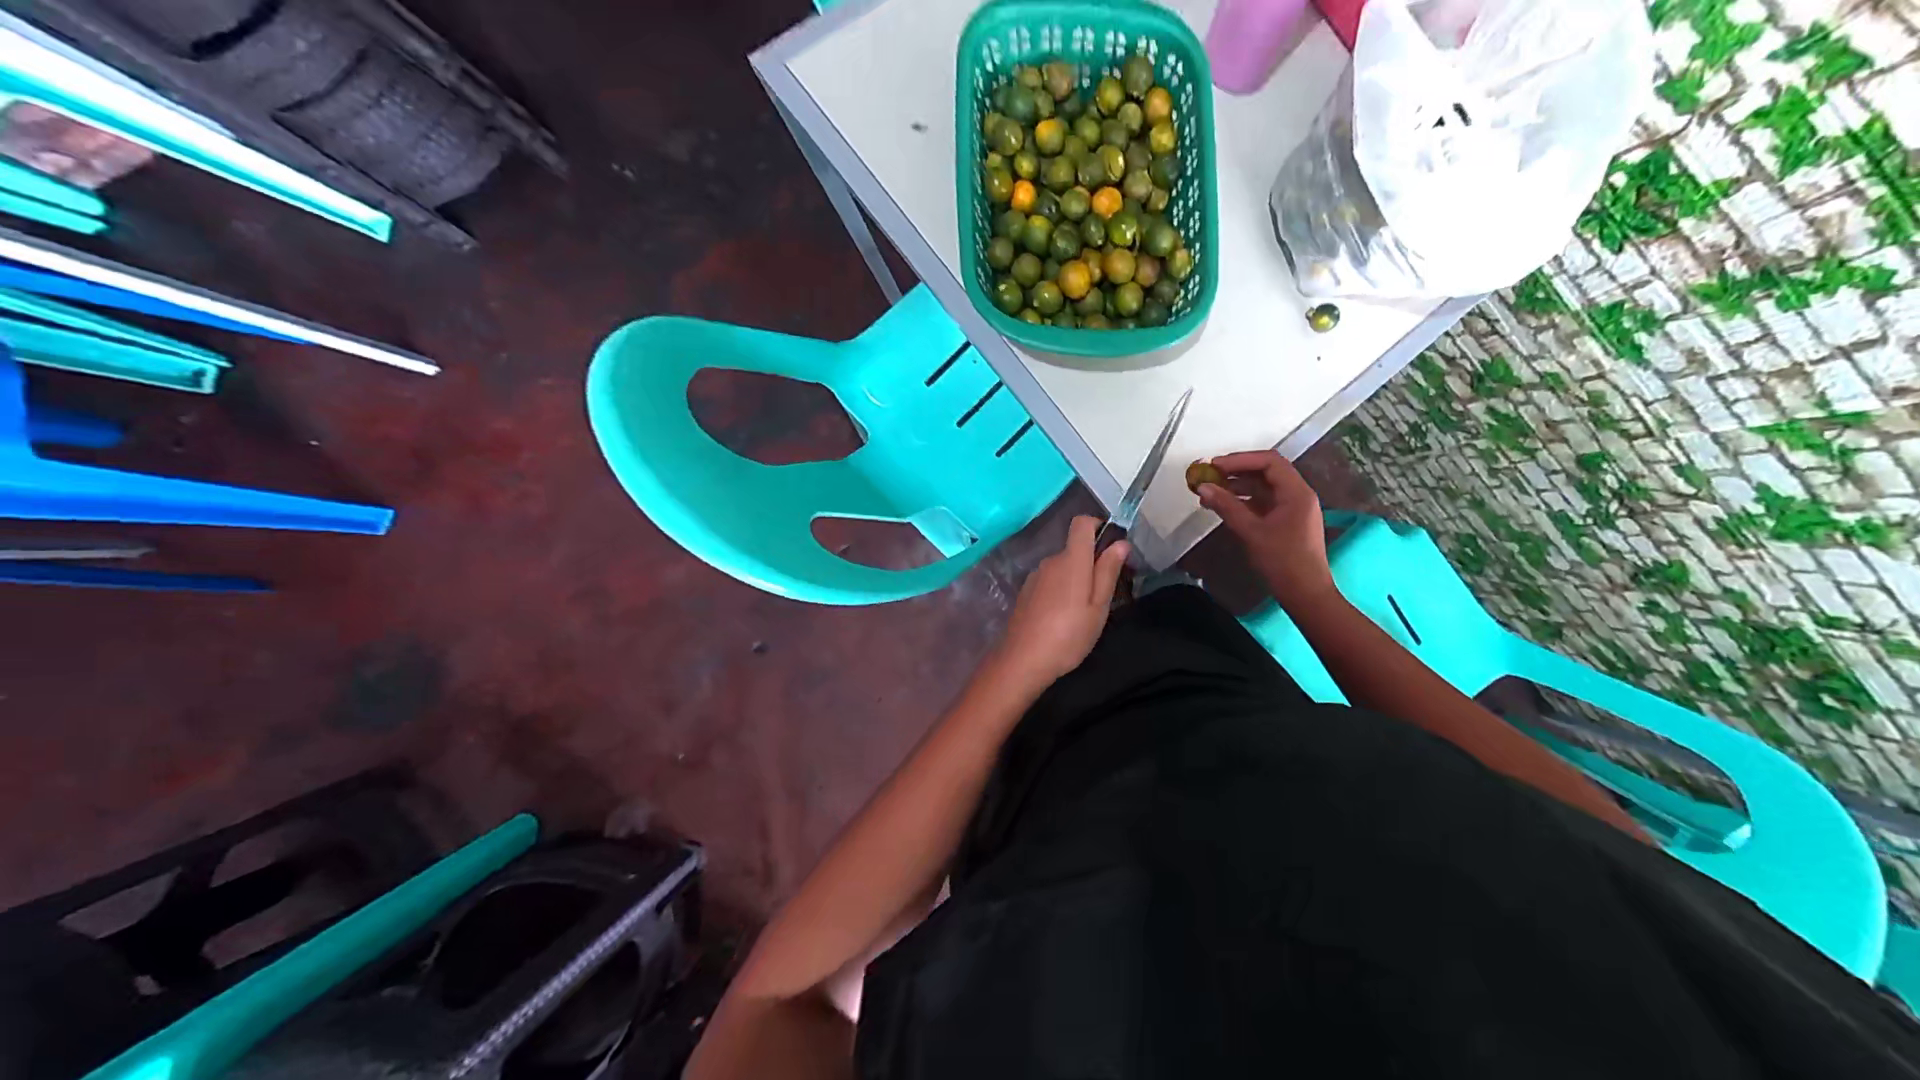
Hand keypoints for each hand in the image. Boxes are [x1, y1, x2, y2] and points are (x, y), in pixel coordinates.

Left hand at [986, 516, 1130, 692]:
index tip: (1113, 547)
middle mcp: (1050, 561)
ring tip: (1086, 610)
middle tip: (1107, 591)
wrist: (1022, 660)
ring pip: (1062, 567)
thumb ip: (1108, 571)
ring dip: (1076, 579)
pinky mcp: (1026, 593)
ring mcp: (1035, 577)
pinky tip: (1064, 617)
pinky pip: (1049, 582)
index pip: (1082, 523)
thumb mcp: (1098, 606)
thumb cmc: (1068, 635)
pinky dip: (1061, 590)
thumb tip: (1120, 542)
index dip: (1099, 526)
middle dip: (1092, 562)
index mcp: (1071, 560)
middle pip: (1074, 548)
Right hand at [1195, 450, 1336, 611]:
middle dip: (1236, 472)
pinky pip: (1264, 502)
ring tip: (1210, 492)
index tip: (1214, 466)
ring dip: (1238, 487)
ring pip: (1264, 488)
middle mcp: (1298, 495)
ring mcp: (1293, 509)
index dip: (1240, 460)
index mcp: (1297, 493)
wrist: (1305, 594)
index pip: (1269, 462)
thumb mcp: (1252, 532)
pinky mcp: (1287, 522)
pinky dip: (1244, 501)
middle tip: (1209, 476)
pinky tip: (1224, 506)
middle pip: (1267, 472)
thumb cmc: (1282, 561)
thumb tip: (1203, 487)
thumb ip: (1227, 506)